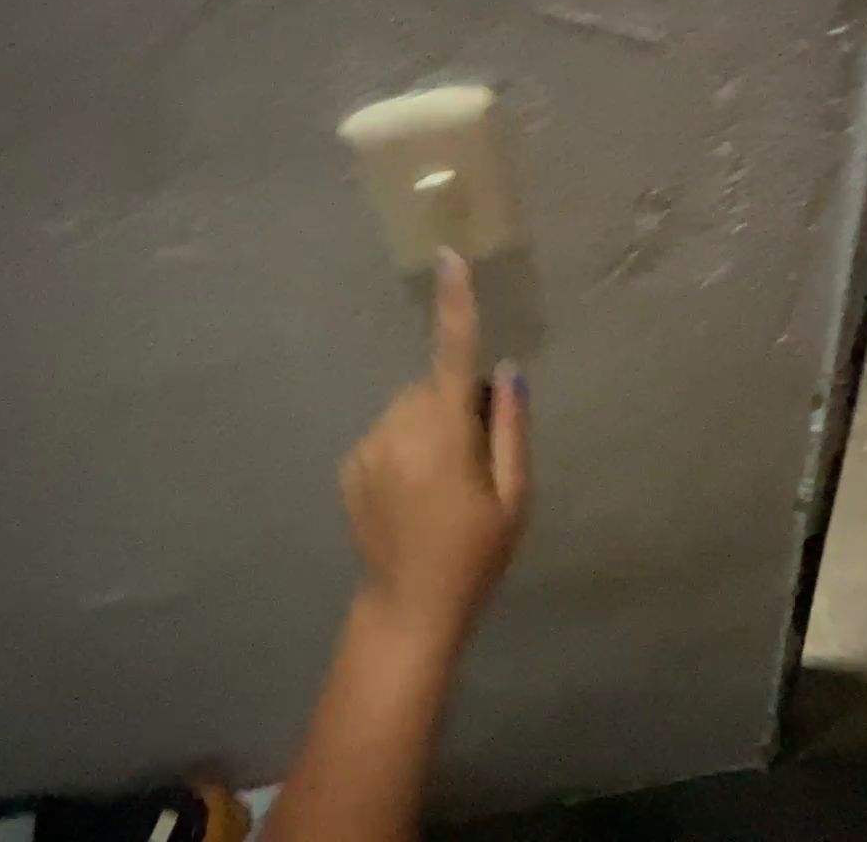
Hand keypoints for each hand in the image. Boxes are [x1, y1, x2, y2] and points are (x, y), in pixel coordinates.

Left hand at [339, 250, 530, 645]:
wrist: (409, 607)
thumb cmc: (475, 556)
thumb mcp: (515, 498)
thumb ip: (512, 428)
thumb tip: (508, 370)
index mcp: (446, 436)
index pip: (453, 357)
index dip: (454, 305)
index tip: (449, 259)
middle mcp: (400, 429)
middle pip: (433, 387)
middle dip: (456, 405)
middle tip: (473, 460)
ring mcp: (368, 446)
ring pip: (408, 408)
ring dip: (428, 425)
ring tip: (440, 483)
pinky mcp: (351, 463)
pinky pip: (386, 431)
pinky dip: (403, 445)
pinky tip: (411, 492)